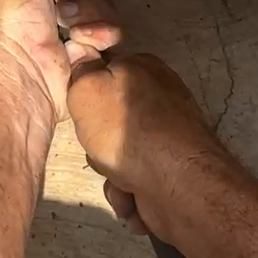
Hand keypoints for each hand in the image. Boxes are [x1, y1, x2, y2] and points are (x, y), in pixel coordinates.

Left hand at [0, 0, 121, 127]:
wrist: (23, 68)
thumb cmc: (10, 18)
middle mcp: (53, 8)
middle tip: (60, 2)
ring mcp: (75, 31)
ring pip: (104, 5)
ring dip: (87, 12)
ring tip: (67, 26)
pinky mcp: (92, 51)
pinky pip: (113, 31)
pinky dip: (99, 33)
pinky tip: (80, 41)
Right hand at [68, 52, 236, 245]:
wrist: (176, 183)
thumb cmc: (126, 130)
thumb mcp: (88, 90)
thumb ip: (81, 72)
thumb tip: (82, 60)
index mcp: (143, 69)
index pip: (105, 73)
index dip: (88, 93)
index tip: (82, 110)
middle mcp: (160, 100)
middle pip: (111, 121)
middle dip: (99, 144)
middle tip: (99, 150)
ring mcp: (168, 138)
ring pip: (121, 156)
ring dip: (112, 175)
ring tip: (120, 181)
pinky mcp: (173, 171)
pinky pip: (138, 181)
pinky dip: (129, 193)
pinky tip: (131, 197)